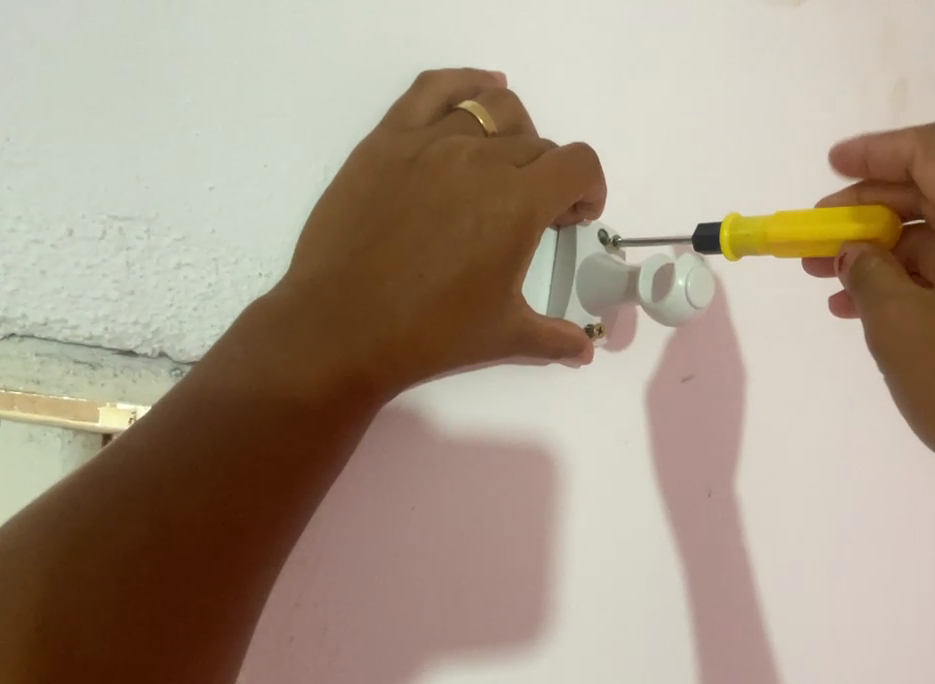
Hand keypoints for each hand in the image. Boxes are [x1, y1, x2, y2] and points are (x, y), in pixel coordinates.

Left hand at [257, 69, 607, 404]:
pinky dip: (466, 83)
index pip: (577, 164)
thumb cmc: (433, 335)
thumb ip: (554, 339)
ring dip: (516, 135)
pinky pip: (434, 88)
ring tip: (503, 169)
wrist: (344, 327)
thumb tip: (585, 350)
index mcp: (517, 205)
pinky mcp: (389, 139)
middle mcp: (480, 160)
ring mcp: (430, 143)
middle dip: (551, 177)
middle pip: (538, 143)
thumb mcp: (505, 338)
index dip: (589, 189)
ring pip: (494, 109)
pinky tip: (480, 92)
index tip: (574, 217)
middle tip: (535, 216)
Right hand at [805, 123, 934, 524]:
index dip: (874, 154)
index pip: (932, 152)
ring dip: (887, 255)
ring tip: (829, 282)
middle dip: (870, 212)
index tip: (828, 168)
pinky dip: (917, 284)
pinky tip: (872, 312)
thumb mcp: (898, 326)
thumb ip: (868, 274)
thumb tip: (858, 252)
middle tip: (815, 241)